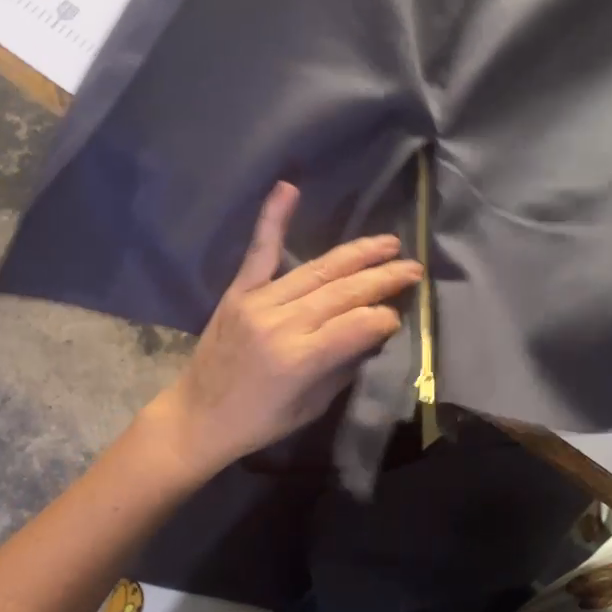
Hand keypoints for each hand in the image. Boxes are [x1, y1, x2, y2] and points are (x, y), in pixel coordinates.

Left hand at [140, 181, 422, 477]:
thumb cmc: (258, 422)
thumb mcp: (311, 406)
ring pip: (317, 270)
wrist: (197, 416)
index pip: (357, 325)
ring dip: (356, 254)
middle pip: (342, 292)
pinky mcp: (238, 291)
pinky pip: (260, 251)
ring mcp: (258, 302)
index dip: (384, 318)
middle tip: (414, 268)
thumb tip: (375, 331)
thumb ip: (343, 364)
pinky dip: (273, 218)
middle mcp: (281, 324)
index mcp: (300, 360)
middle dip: (383, 278)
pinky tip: (288, 189)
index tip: (399, 316)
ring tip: (388, 243)